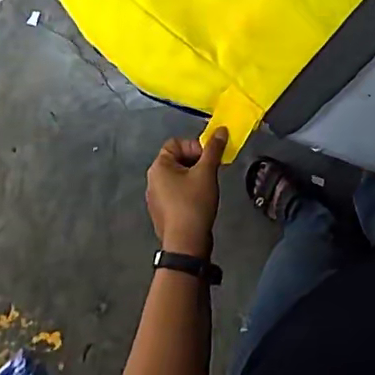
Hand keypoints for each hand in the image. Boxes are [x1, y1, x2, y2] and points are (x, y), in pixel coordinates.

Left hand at [146, 129, 227, 258]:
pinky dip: (189, 193)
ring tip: (207, 188)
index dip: (194, 146)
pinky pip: (176, 194)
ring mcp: (155, 198)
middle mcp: (153, 180)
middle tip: (211, 172)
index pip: (176, 143)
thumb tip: (221, 130)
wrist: (186, 245)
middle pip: (177, 159)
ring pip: (178, 177)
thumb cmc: (193, 203)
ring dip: (194, 178)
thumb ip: (213, 149)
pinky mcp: (162, 213)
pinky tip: (200, 203)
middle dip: (197, 162)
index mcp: (159, 166)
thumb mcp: (206, 172)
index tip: (209, 159)